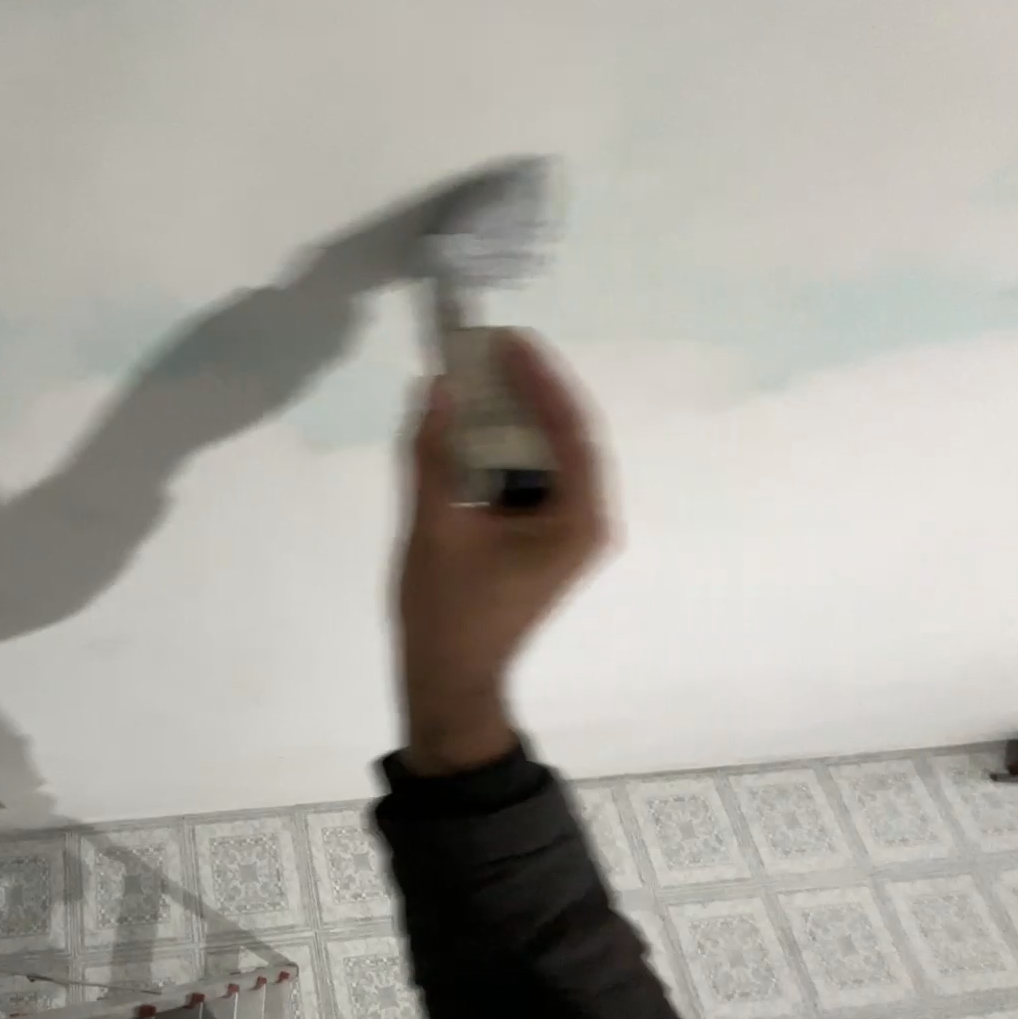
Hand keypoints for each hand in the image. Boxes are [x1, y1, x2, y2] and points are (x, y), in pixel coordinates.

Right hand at [395, 328, 611, 773]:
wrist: (447, 677)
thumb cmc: (446, 609)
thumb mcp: (434, 526)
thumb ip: (434, 454)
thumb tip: (437, 387)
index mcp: (576, 519)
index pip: (568, 430)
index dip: (539, 379)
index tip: (506, 341)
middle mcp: (583, 521)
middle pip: (560, 439)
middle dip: (523, 393)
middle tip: (483, 352)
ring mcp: (561, 533)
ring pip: (541, 459)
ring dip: (508, 421)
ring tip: (473, 380)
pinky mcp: (536, 541)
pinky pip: (523, 482)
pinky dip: (496, 454)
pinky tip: (465, 432)